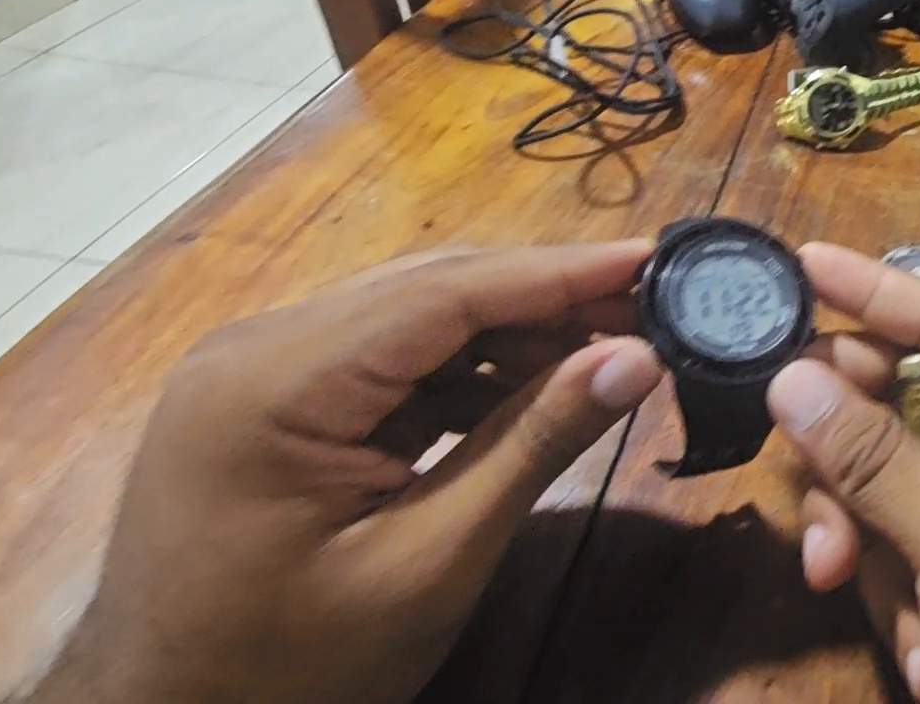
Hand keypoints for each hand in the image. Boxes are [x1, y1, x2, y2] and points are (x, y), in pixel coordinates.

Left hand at [27, 245, 666, 703]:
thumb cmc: (293, 670)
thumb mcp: (434, 560)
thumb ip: (538, 442)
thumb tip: (642, 357)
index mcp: (277, 383)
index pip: (449, 293)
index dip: (563, 271)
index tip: (653, 257)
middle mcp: (266, 346)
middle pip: (441, 289)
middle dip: (552, 296)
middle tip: (648, 307)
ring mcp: (271, 365)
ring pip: (431, 312)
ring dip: (523, 330)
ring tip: (605, 352)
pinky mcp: (290, 392)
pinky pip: (408, 353)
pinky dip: (482, 365)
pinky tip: (536, 388)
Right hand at [769, 244, 919, 703]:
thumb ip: (877, 460)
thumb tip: (791, 378)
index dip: (872, 286)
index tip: (800, 262)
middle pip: (889, 397)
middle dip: (844, 446)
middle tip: (798, 455)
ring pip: (872, 474)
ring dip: (858, 536)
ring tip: (848, 578)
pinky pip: (884, 540)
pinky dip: (888, 592)